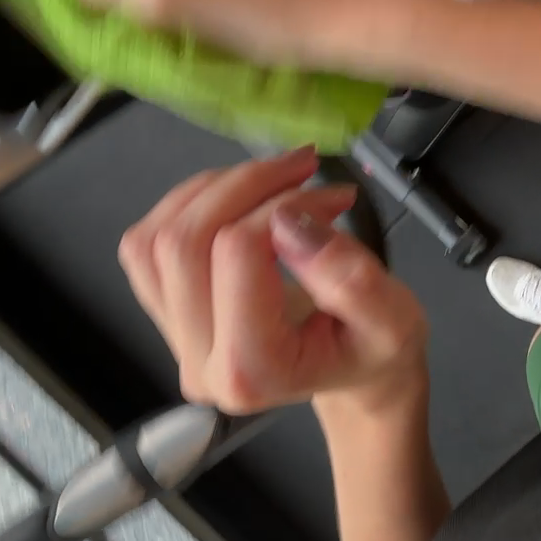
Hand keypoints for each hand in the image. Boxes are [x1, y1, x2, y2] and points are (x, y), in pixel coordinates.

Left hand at [119, 148, 426, 413]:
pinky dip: (189, 206)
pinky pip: (146, 246)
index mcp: (254, 370)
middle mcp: (201, 363)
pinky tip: (239, 200)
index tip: (332, 199)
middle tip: (304, 167)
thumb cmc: (377, 349)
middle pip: (184, 242)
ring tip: (272, 180)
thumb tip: (286, 221)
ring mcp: (177, 342)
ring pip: (153, 240)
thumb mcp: (394, 319)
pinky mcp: (168, 319)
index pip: (237, 253)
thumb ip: (352, 280)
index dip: (284, 206)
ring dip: (212, 190)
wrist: (357, 372)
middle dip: (245, 185)